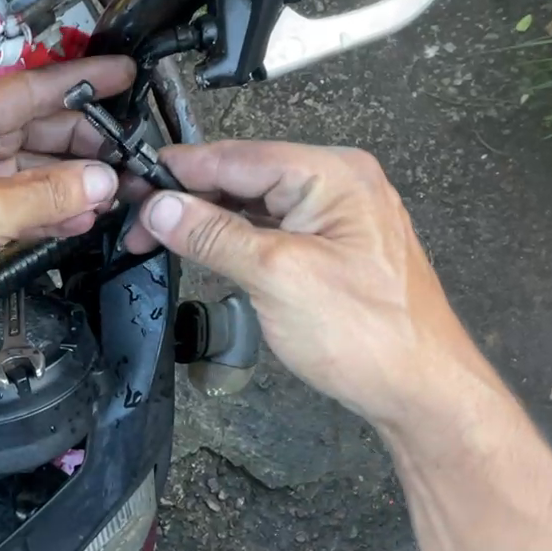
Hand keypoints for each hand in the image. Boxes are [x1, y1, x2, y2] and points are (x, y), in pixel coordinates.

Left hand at [0, 57, 130, 386]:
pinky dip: (51, 213)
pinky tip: (81, 217)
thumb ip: (45, 193)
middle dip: (79, 138)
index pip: (21, 91)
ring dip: (70, 180)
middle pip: (28, 130)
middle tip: (125, 148)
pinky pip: (19, 210)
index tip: (119, 76)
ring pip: (27, 173)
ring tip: (113, 187)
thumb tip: (99, 178)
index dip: (74, 81)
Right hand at [126, 140, 491, 428]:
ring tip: (157, 236)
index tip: (129, 187)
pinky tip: (203, 247)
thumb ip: (213, 235)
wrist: (422, 392)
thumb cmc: (362, 333)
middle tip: (137, 224)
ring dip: (205, 218)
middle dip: (187, 197)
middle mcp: (337, 182)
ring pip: (252, 202)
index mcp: (331, 174)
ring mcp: (336, 214)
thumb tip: (158, 207)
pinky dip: (232, 236)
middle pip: (242, 175)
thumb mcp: (275, 276)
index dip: (178, 172)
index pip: (236, 157)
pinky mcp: (331, 245)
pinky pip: (270, 226)